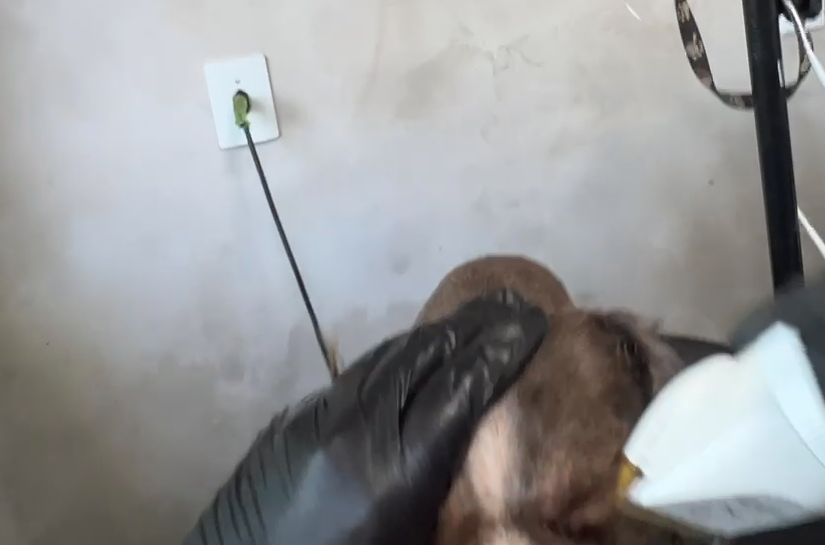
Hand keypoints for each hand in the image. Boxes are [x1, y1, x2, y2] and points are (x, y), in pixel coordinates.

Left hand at [185, 293, 548, 544]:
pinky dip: (395, 358)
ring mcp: (319, 416)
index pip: (460, 389)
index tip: (531, 321)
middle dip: (473, 326)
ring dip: (436, 335)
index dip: (500, 350)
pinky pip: (357, 375)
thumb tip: (485, 452)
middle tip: (512, 303)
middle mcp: (358, 429)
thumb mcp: (413, 541)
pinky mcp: (293, 417)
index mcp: (394, 474)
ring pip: (390, 356)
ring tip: (473, 320)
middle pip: (426, 356)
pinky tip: (414, 356)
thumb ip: (448, 494)